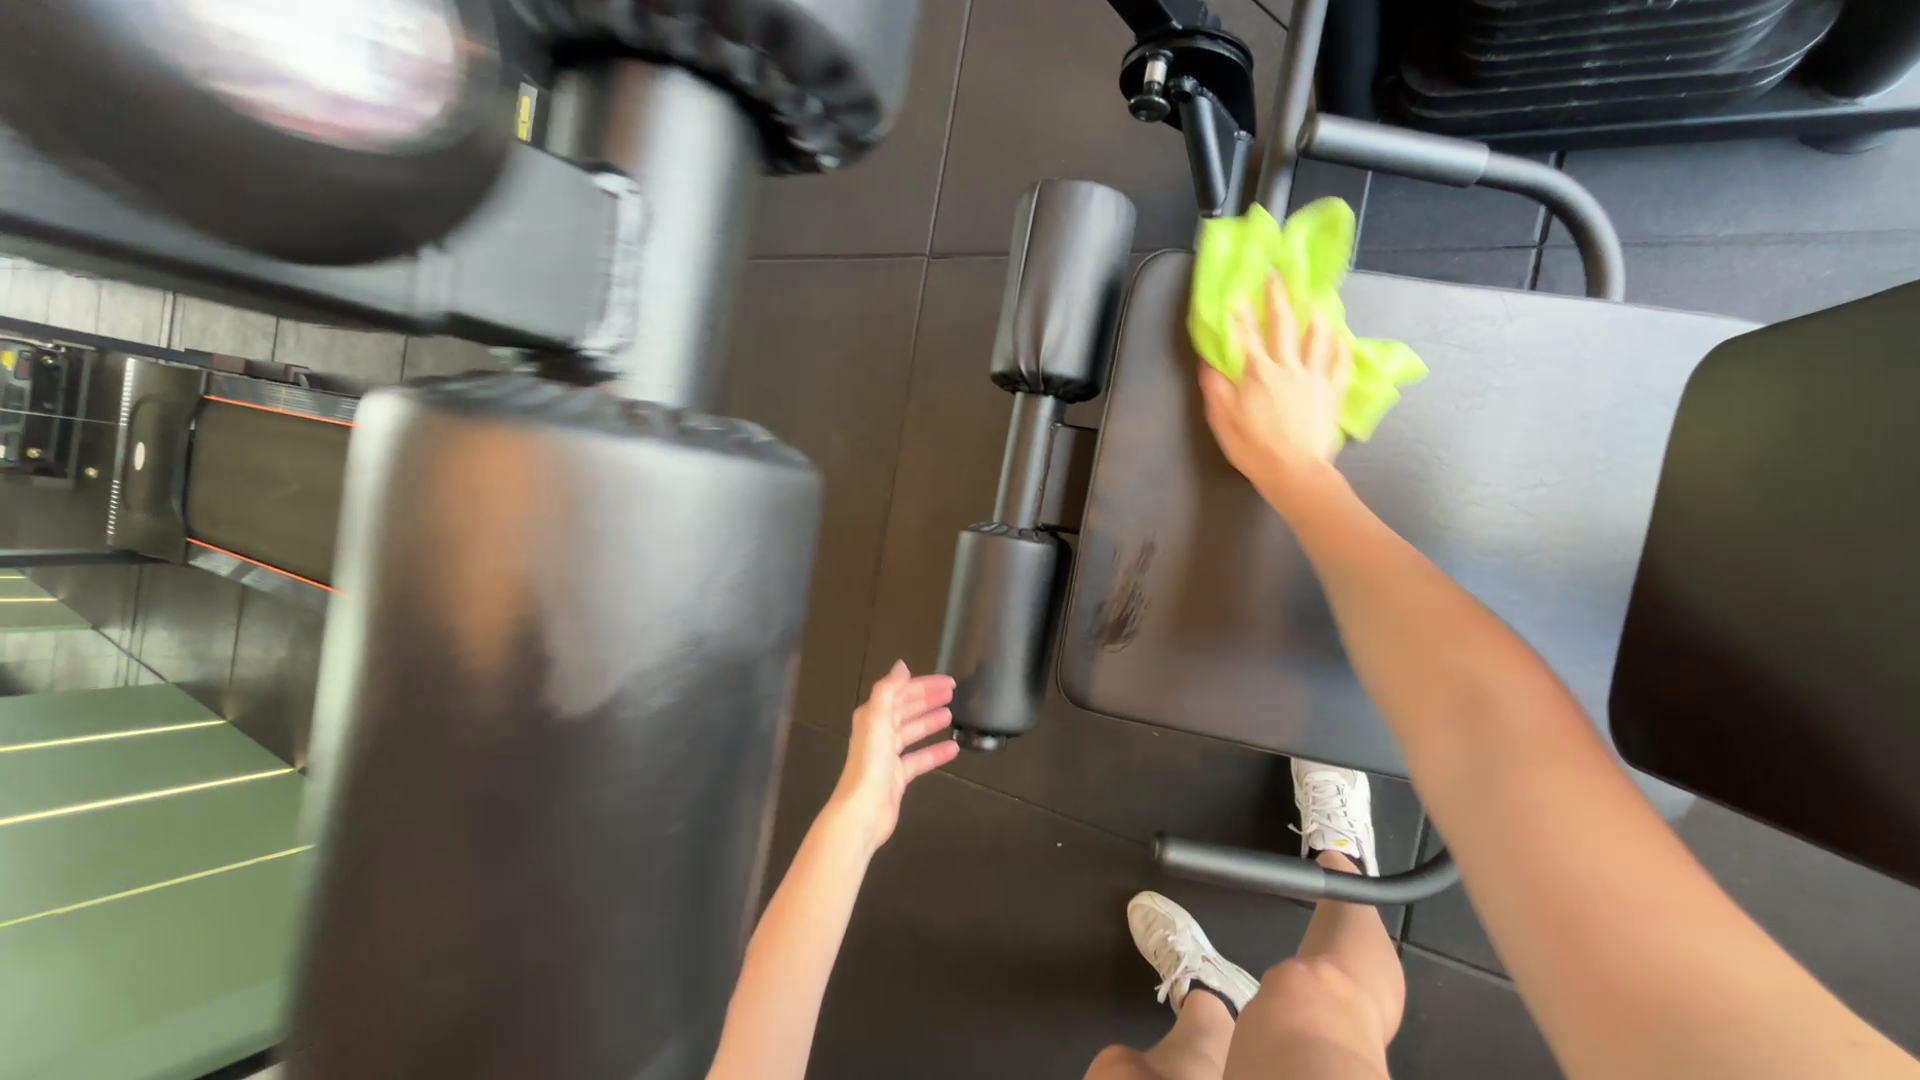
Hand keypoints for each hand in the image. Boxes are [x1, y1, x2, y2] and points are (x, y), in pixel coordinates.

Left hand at [828, 661, 959, 852]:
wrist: (863, 809)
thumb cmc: (870, 761)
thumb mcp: (877, 718)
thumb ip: (888, 689)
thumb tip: (901, 666)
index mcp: (872, 716)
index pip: (900, 692)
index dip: (923, 684)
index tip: (947, 681)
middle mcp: (878, 732)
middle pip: (906, 710)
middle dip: (928, 699)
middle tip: (952, 693)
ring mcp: (888, 755)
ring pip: (913, 732)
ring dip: (931, 722)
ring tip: (952, 715)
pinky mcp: (897, 776)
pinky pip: (919, 758)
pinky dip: (935, 752)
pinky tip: (953, 748)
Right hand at [1199, 272, 1352, 510]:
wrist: (1295, 471)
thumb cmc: (1253, 448)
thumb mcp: (1223, 420)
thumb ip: (1216, 389)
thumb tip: (1209, 364)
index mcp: (1258, 373)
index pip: (1246, 335)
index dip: (1240, 312)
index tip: (1238, 291)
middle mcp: (1288, 367)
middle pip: (1284, 324)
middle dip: (1278, 297)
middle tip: (1276, 275)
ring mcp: (1314, 377)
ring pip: (1318, 337)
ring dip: (1316, 315)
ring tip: (1316, 300)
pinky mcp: (1333, 391)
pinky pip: (1341, 363)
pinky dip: (1341, 347)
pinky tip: (1342, 337)